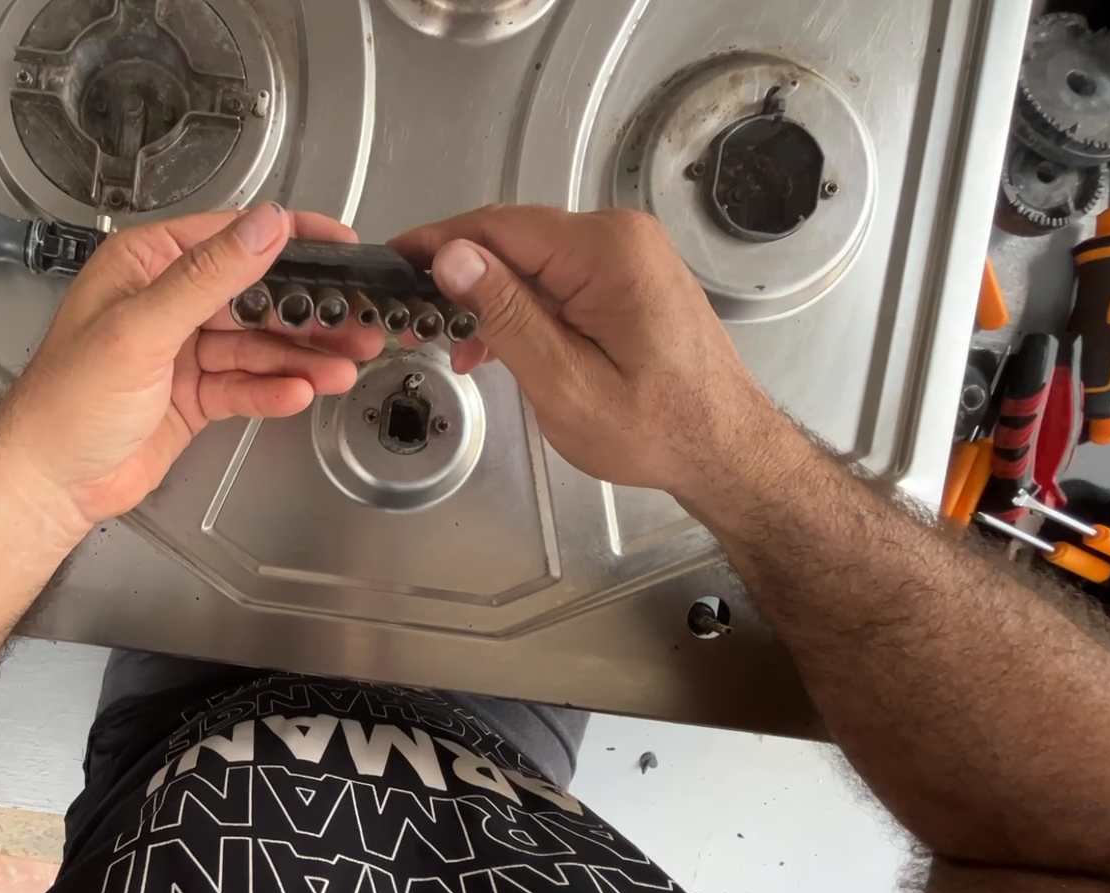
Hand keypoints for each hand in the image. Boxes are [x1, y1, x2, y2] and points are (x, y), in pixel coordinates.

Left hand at [0, 204, 382, 533]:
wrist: (52, 483)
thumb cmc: (70, 401)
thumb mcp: (141, 329)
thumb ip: (207, 278)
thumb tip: (265, 227)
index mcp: (147, 268)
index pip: (230, 239)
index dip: (288, 241)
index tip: (340, 246)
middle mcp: (168, 305)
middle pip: (252, 298)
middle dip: (305, 314)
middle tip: (355, 323)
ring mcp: (183, 354)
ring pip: (255, 348)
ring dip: (299, 359)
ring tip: (341, 368)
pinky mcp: (193, 397)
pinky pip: (242, 387)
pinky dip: (270, 392)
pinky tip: (299, 394)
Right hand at [391, 206, 792, 501]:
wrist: (722, 449)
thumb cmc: (649, 428)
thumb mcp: (564, 381)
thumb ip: (507, 316)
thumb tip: (451, 257)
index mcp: (604, 252)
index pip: (498, 227)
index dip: (436, 242)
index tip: (388, 263)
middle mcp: (617, 238)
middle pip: (511, 239)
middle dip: (454, 275)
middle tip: (407, 315)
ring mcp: (623, 258)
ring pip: (527, 264)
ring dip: (482, 299)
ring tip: (445, 344)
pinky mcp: (622, 282)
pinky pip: (552, 283)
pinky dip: (514, 310)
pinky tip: (489, 347)